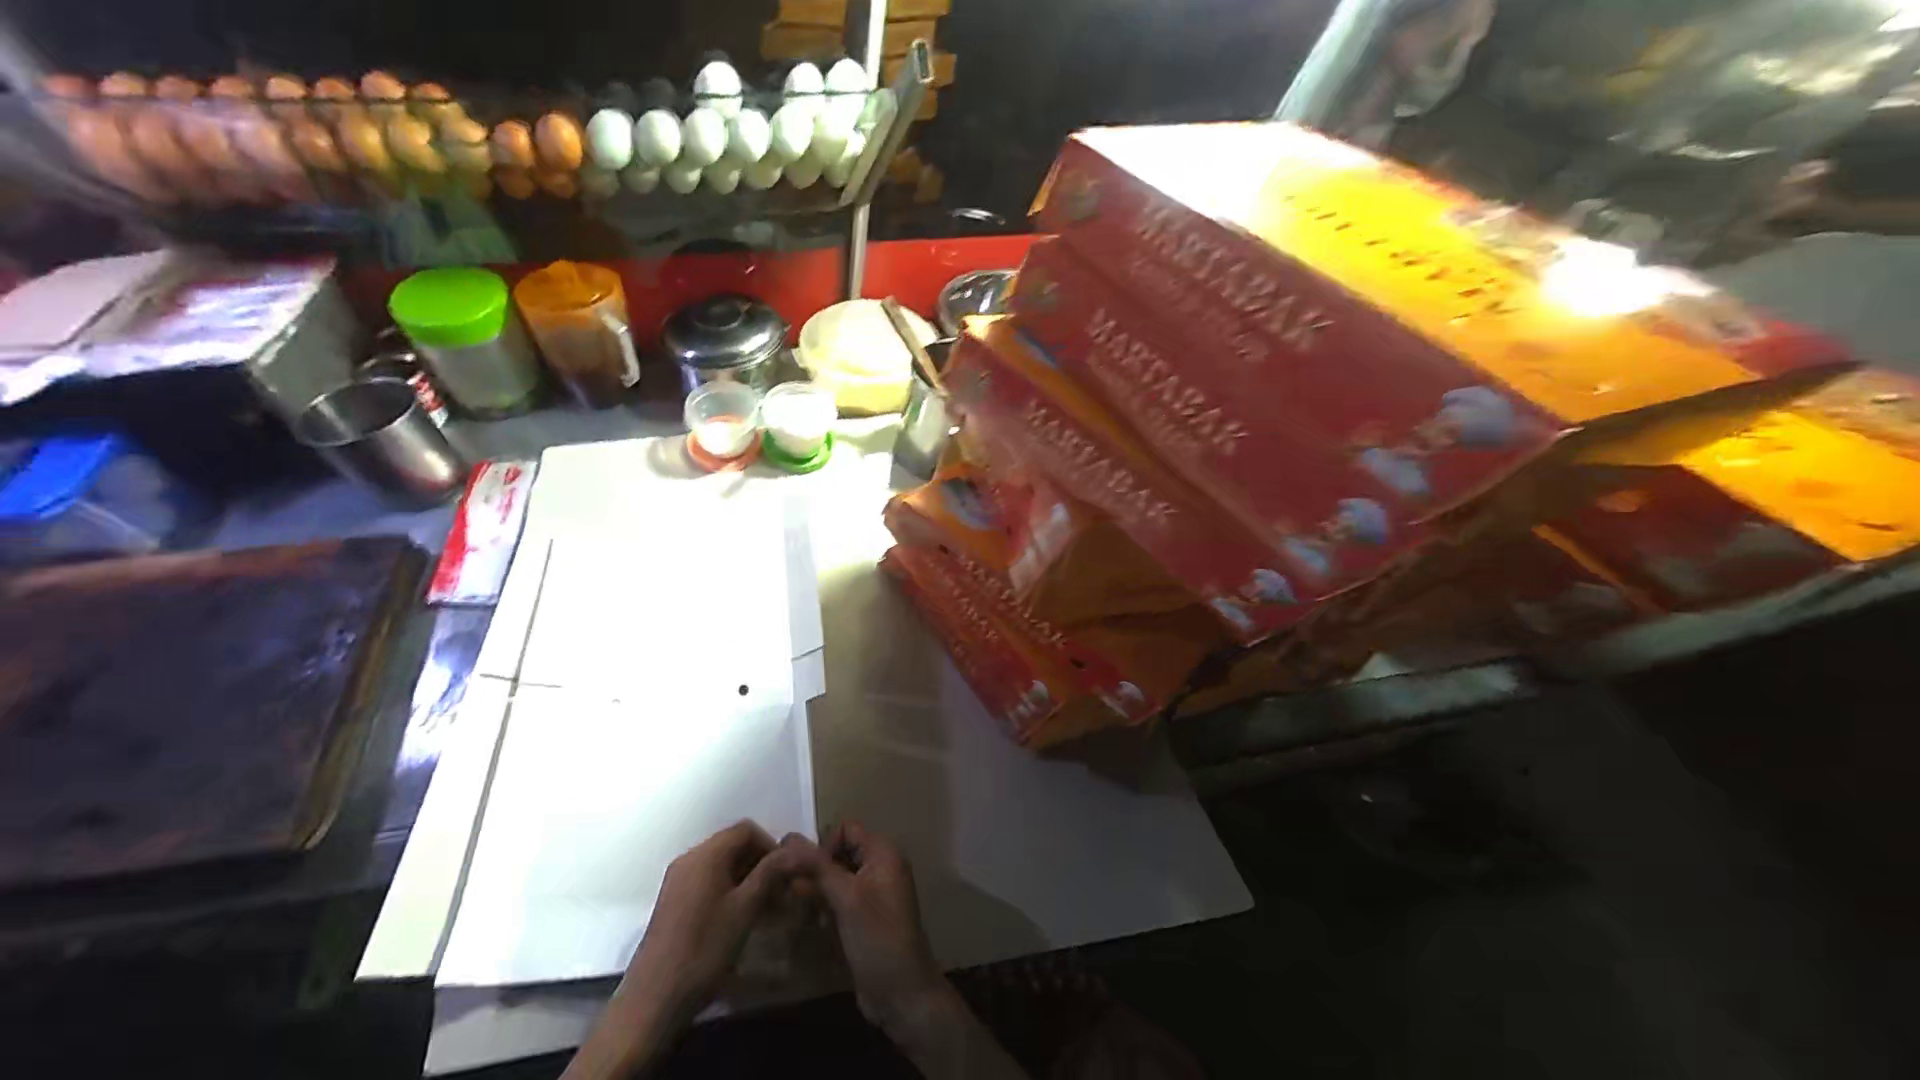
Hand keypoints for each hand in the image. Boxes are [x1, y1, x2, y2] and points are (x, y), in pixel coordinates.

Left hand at [618, 820, 805, 1019]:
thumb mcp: (746, 908)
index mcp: (705, 855)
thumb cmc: (705, 949)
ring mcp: (677, 881)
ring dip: (747, 878)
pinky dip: (729, 889)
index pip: (746, 829)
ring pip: (721, 864)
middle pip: (732, 845)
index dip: (771, 845)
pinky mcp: (673, 902)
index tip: (787, 873)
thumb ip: (771, 873)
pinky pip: (707, 881)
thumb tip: (796, 850)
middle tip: (780, 892)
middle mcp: (688, 860)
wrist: (654, 999)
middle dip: (760, 862)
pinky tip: (740, 917)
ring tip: (765, 907)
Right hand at [783, 822, 947, 1032]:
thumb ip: (818, 867)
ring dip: (819, 889)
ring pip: (838, 877)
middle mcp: (881, 867)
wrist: (902, 992)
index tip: (805, 871)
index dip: (824, 844)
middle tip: (793, 891)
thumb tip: (789, 839)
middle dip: (817, 868)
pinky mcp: (866, 916)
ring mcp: (874, 893)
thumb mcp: (846, 898)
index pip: (846, 829)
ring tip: (803, 908)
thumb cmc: (877, 937)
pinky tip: (816, 923)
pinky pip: (842, 899)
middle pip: (841, 852)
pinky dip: (827, 906)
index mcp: (883, 853)